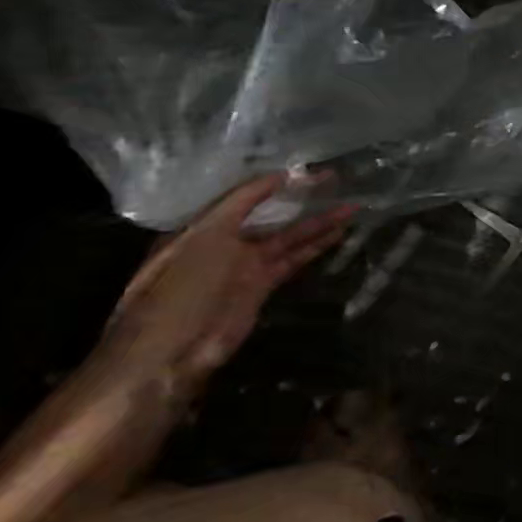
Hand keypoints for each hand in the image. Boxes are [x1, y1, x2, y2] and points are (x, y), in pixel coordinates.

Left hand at [98, 175, 354, 392]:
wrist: (169, 352)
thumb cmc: (179, 289)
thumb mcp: (204, 237)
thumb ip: (241, 203)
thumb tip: (279, 176)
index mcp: (201, 227)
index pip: (245, 195)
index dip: (276, 182)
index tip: (309, 170)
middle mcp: (223, 242)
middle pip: (271, 215)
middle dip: (302, 199)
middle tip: (336, 182)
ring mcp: (243, 266)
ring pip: (288, 236)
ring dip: (318, 222)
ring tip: (351, 207)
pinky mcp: (260, 286)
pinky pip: (292, 259)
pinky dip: (315, 247)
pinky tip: (339, 234)